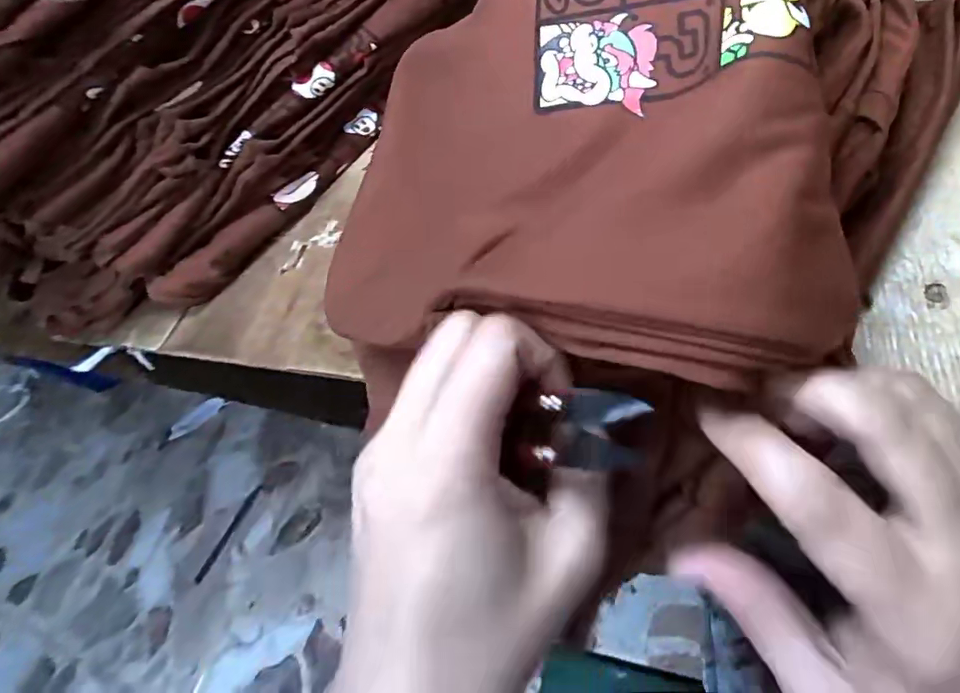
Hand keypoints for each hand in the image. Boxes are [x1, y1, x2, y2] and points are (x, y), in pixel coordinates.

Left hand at [334, 312, 607, 692]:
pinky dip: (460, 388)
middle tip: (540, 406)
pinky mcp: (368, 459)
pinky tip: (482, 447)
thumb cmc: (495, 633)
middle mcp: (395, 436)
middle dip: (513, 349)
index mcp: (443, 459)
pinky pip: (420, 385)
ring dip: (485, 366)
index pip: (491, 338)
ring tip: (514, 425)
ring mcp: (373, 445)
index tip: (560, 408)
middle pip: (456, 326)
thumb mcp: (574, 553)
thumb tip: (585, 418)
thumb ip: (591, 466)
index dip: (541, 354)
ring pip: (434, 350)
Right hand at [672, 370, 959, 692]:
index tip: (708, 411)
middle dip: (805, 389)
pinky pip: (930, 400)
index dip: (752, 443)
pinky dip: (875, 387)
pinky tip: (846, 411)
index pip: (818, 501)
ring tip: (798, 405)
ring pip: (907, 394)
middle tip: (759, 399)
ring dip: (840, 382)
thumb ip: (761, 614)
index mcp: (911, 605)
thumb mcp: (830, 690)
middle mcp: (957, 536)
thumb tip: (684, 552)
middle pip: (879, 418)